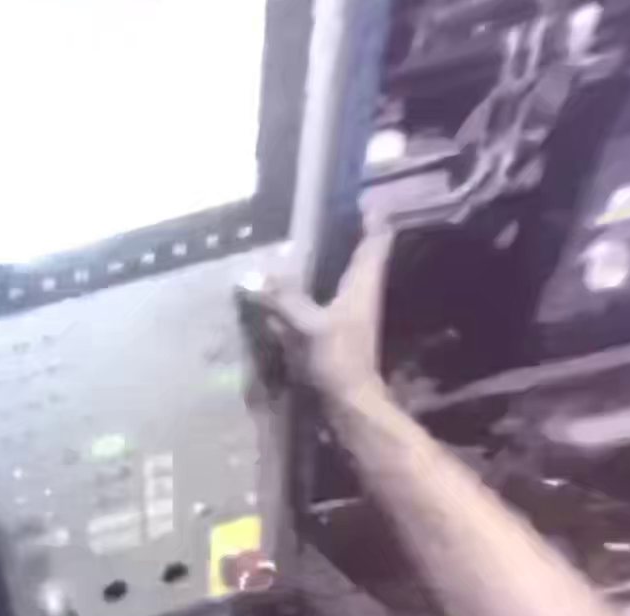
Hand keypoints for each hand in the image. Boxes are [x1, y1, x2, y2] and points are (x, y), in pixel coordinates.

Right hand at [240, 230, 395, 405]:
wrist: (348, 402)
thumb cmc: (339, 359)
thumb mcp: (311, 325)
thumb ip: (285, 300)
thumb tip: (253, 278)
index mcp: (363, 283)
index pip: (376, 238)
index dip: (370, 217)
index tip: (358, 199)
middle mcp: (359, 294)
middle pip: (357, 257)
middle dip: (342, 238)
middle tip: (319, 220)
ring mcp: (345, 316)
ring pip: (336, 281)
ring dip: (321, 269)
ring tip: (296, 252)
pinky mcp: (331, 336)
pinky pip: (316, 306)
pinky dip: (302, 298)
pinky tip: (281, 298)